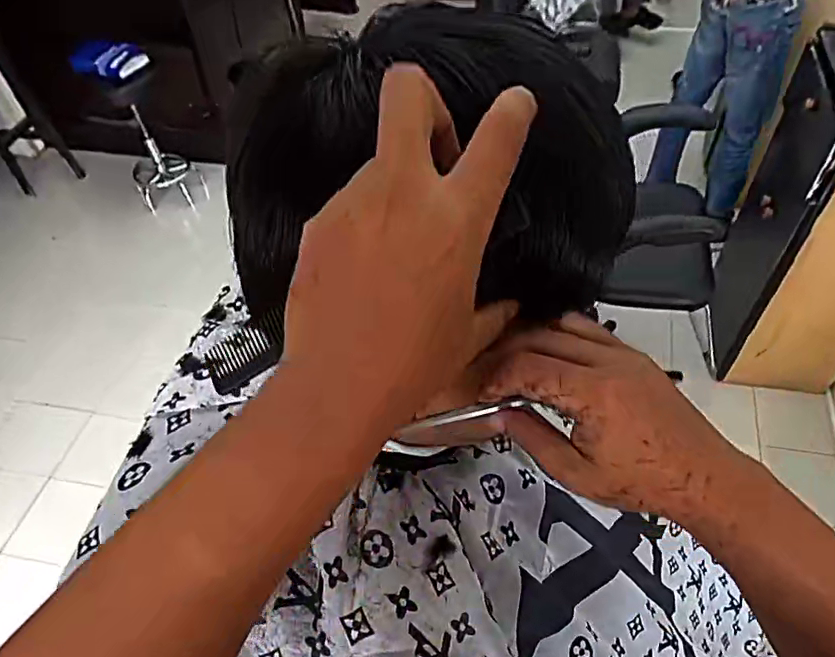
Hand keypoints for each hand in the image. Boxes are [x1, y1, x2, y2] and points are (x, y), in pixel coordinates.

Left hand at [281, 65, 534, 429]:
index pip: (495, 139)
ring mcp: (354, 204)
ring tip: (398, 249)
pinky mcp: (319, 225)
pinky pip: (347, 207)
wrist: (340, 385)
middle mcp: (403, 196)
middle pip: (408, 93)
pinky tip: (366, 270)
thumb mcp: (466, 339)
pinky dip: (362, 225)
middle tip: (436, 149)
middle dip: (427, 104)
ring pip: (376, 162)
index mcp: (455, 221)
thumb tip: (505, 309)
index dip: (512, 113)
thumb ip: (493, 313)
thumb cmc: (405, 366)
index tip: (515, 107)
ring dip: (393, 188)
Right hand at [483, 313, 760, 521]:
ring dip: (533, 340)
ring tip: (516, 367)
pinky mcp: (636, 359)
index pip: (527, 366)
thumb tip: (505, 418)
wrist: (698, 475)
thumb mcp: (576, 473)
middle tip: (491, 380)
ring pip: (564, 324)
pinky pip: (591, 331)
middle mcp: (611, 363)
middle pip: (540, 337)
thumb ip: (533, 439)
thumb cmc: (649, 479)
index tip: (483, 393)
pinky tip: (553, 359)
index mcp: (593, 392)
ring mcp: (627, 356)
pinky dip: (562, 338)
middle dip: (506, 356)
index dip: (496, 379)